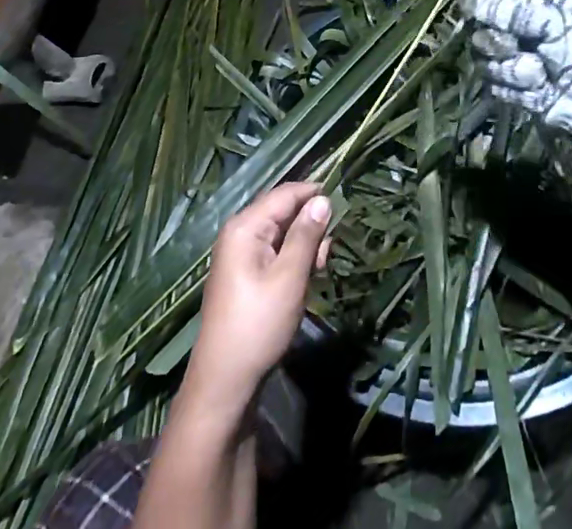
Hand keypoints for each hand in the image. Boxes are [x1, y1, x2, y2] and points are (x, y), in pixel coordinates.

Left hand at [185, 183, 332, 401]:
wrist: (226, 377)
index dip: (315, 193)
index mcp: (245, 227)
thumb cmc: (259, 324)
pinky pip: (275, 250)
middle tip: (329, 252)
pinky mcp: (246, 272)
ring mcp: (241, 253)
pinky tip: (306, 277)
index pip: (285, 193)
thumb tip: (323, 199)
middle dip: (311, 224)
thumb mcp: (289, 277)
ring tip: (319, 269)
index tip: (346, 202)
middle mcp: (240, 232)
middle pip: (284, 210)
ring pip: (283, 232)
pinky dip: (294, 258)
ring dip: (306, 244)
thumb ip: (306, 235)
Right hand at [451, 0, 571, 196]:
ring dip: (509, 67)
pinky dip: (514, 89)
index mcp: (540, 0)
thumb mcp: (556, 23)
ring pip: (482, 55)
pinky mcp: (513, 87)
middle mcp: (524, 25)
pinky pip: (492, 82)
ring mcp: (516, 57)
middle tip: (515, 46)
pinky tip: (538, 91)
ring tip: (539, 74)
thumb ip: (511, 9)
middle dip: (496, 38)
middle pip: (480, 23)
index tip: (473, 3)